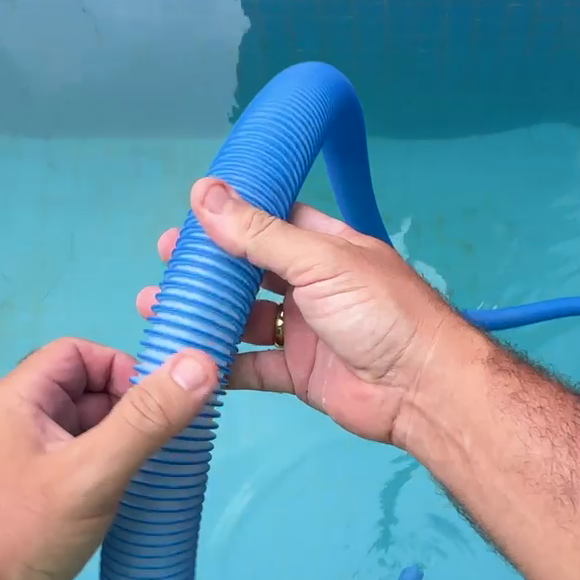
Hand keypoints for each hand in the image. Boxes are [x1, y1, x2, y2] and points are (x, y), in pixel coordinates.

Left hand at [0, 337, 218, 579]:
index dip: (124, 368)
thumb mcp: (93, 470)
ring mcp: (25, 466)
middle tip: (167, 445)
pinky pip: (84, 468)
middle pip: (89, 393)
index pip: (79, 354)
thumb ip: (148, 417)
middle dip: (134, 411)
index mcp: (17, 402)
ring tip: (156, 474)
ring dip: (128, 445)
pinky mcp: (36, 502)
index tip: (160, 406)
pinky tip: (135, 500)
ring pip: (90, 433)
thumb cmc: (21, 534)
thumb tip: (202, 363)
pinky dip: (115, 474)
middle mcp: (18, 426)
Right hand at [136, 178, 484, 445]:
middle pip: (252, 272)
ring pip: (245, 319)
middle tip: (167, 264)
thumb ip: (262, 234)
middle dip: (211, 269)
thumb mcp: (321, 261)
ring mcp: (306, 332)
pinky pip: (253, 366)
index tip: (187, 217)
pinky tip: (185, 355)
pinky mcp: (300, 374)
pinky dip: (222, 363)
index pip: (274, 222)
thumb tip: (205, 191)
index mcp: (328, 248)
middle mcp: (314, 287)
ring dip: (207, 314)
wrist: (420, 387)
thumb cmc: (379, 311)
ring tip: (159, 306)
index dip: (233, 218)